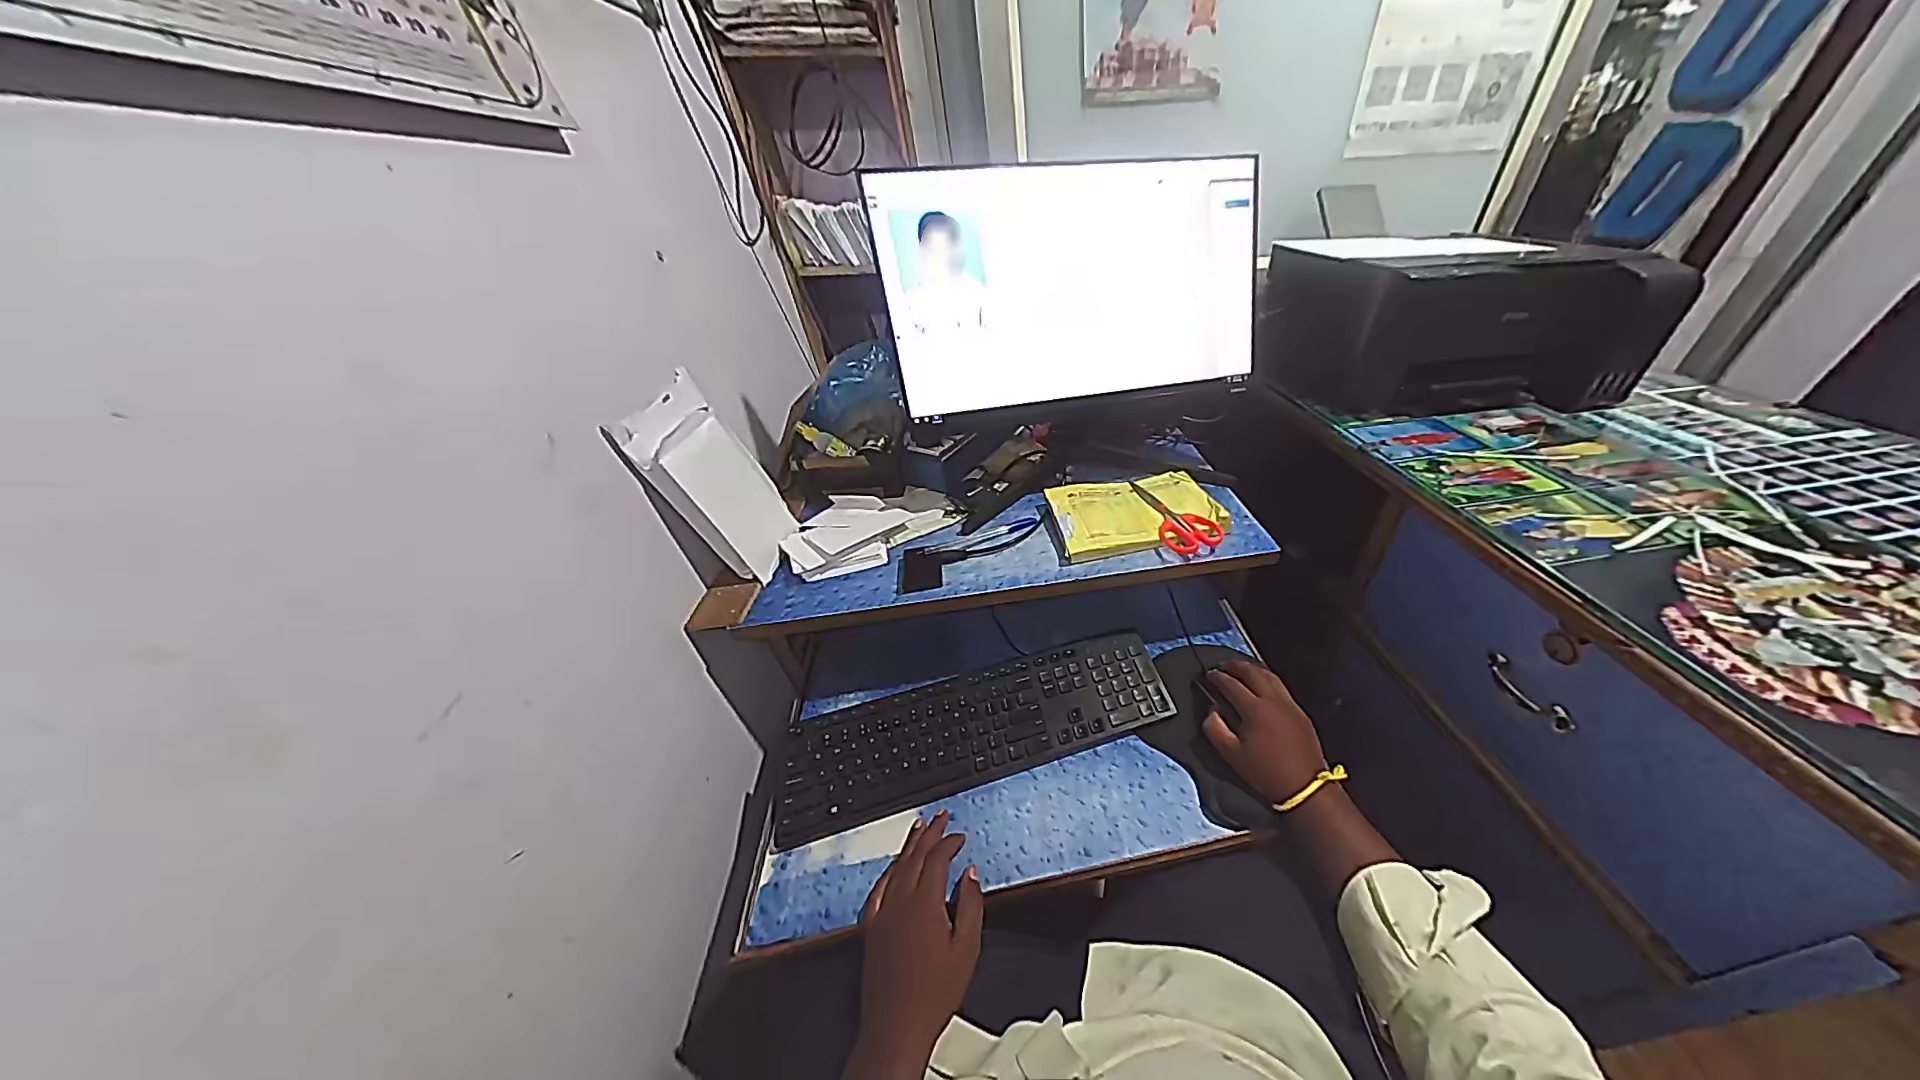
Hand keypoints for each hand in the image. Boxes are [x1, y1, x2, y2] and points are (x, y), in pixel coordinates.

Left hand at [845, 810, 982, 1079]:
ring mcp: (883, 913)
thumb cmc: (933, 994)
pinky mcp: (872, 927)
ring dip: (909, 845)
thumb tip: (970, 876)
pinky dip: (890, 870)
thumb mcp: (966, 949)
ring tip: (918, 829)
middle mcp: (899, 903)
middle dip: (929, 833)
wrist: (896, 1025)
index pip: (936, 859)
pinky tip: (894, 867)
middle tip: (940, 817)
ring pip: (896, 867)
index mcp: (924, 905)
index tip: (960, 836)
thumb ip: (970, 906)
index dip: (949, 842)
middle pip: (914, 856)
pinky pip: (880, 886)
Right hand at [1201, 660, 1328, 803]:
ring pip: (1270, 676)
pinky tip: (1262, 685)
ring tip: (1241, 669)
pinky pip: (1281, 687)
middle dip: (1235, 666)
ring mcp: (1290, 705)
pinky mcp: (1300, 713)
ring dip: (1253, 669)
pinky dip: (1267, 679)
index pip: (1231, 684)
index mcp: (1255, 709)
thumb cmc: (1266, 772)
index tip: (1208, 676)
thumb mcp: (1231, 754)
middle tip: (1223, 665)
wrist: (1305, 787)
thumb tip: (1212, 713)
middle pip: (1252, 673)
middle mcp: (1273, 701)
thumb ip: (1215, 729)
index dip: (1217, 677)